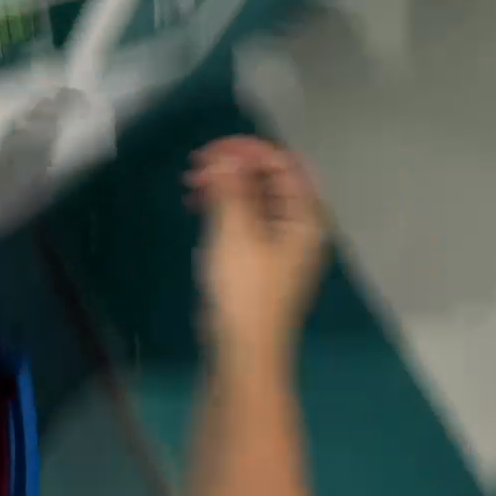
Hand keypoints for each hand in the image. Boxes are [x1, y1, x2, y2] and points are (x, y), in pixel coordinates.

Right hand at [186, 136, 327, 357]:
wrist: (243, 345)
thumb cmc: (243, 288)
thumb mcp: (235, 232)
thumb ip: (230, 190)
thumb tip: (224, 157)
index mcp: (303, 216)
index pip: (282, 164)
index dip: (247, 150)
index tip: (207, 151)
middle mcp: (297, 224)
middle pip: (270, 178)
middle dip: (233, 165)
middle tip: (195, 168)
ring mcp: (278, 241)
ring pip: (254, 196)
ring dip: (225, 184)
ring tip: (192, 186)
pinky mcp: (258, 256)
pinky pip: (245, 216)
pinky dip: (223, 204)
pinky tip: (200, 208)